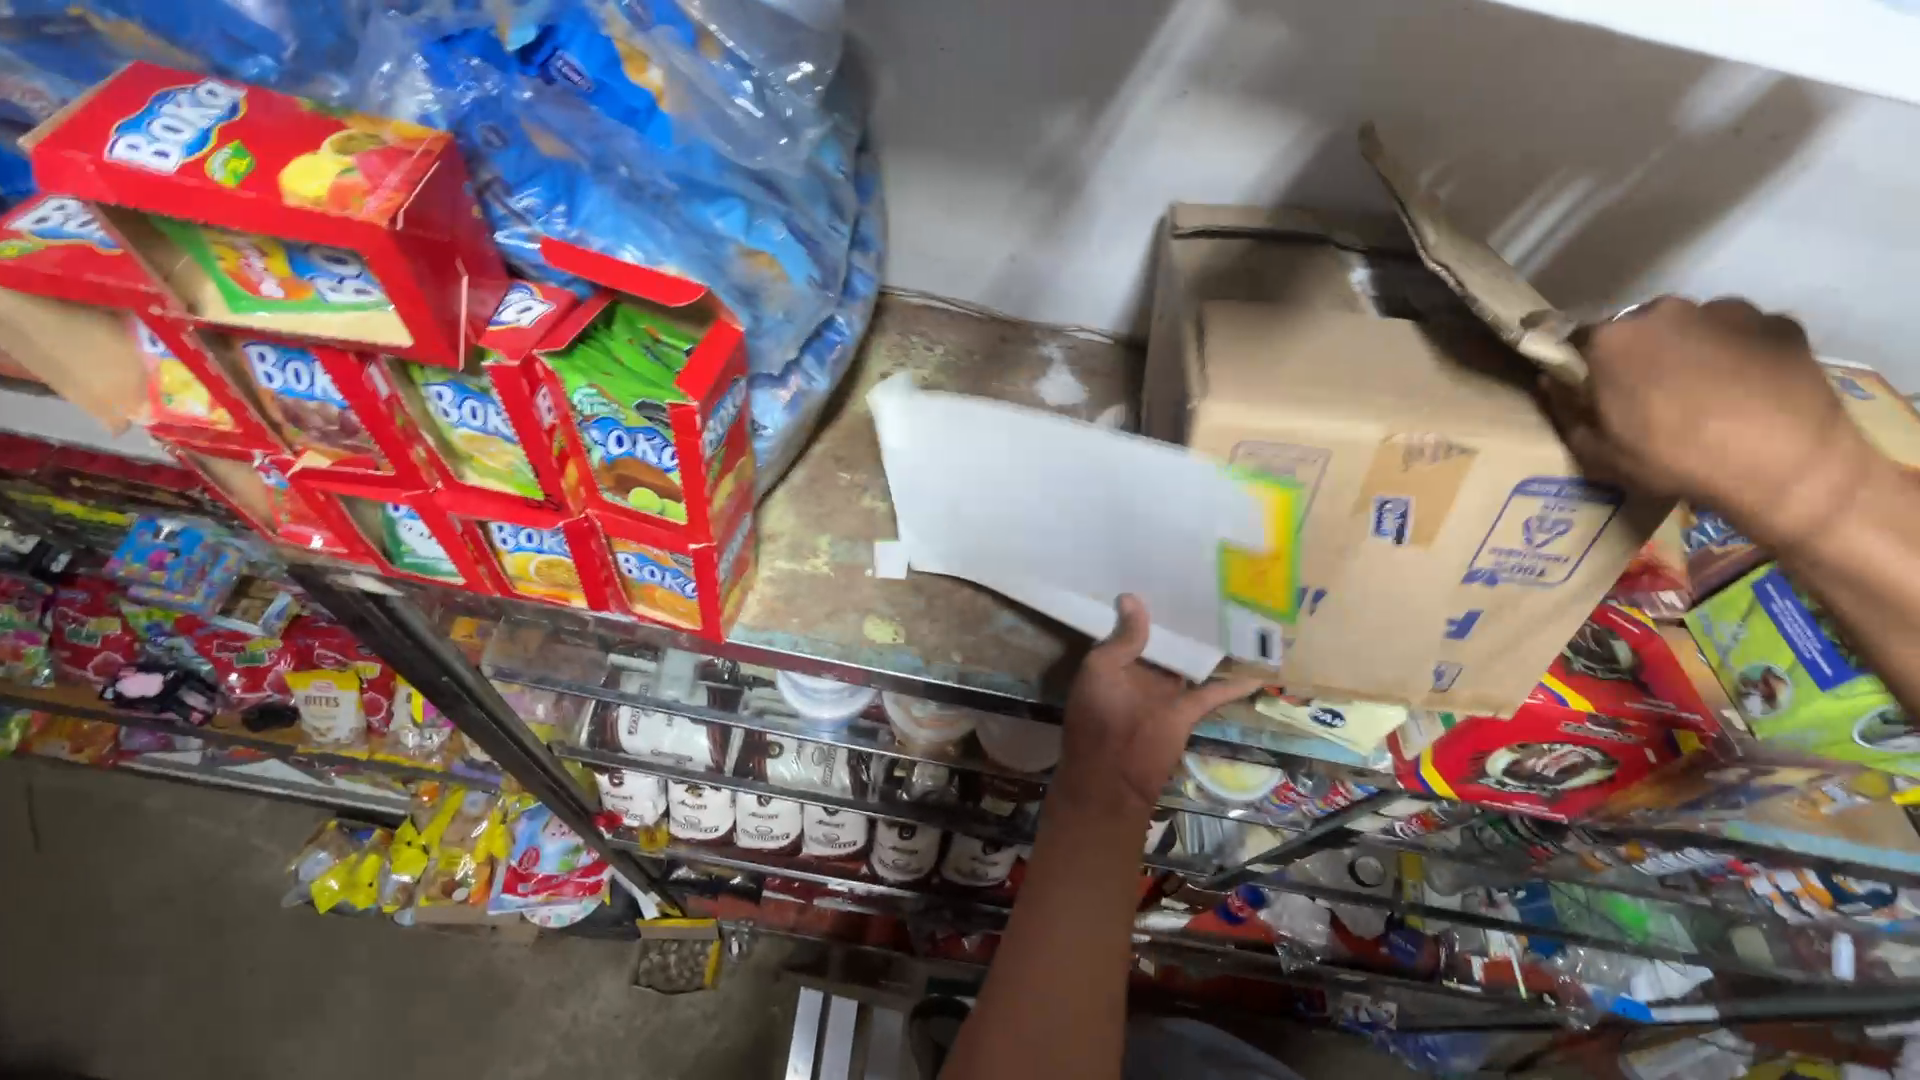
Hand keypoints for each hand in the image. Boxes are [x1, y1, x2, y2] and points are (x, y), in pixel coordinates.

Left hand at [1055, 595, 1262, 816]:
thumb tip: (1131, 597)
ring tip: (1232, 614)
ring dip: (1206, 646)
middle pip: (1164, 642)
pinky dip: (1234, 684)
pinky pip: (1214, 693)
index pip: (1132, 627)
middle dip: (1179, 620)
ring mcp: (1166, 692)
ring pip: (1189, 663)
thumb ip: (1121, 638)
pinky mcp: (1187, 710)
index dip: (1145, 606)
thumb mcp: (1100, 670)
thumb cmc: (1097, 718)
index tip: (1163, 576)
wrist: (1111, 777)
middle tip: (1205, 584)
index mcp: (1115, 662)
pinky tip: (1258, 670)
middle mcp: (1141, 674)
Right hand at [1544, 296, 1880, 551]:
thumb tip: (1553, 383)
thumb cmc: (1672, 459)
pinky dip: (1739, 353)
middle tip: (1650, 392)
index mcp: (1611, 340)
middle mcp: (1665, 311)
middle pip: (1639, 327)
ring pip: (1694, 326)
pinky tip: (1746, 387)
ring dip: (1691, 349)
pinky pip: (1745, 333)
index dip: (1583, 365)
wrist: (1783, 465)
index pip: (1579, 340)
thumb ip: (1566, 411)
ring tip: (1705, 390)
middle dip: (1639, 352)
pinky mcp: (1781, 322)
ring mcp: (1730, 311)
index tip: (1592, 389)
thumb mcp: (1597, 452)